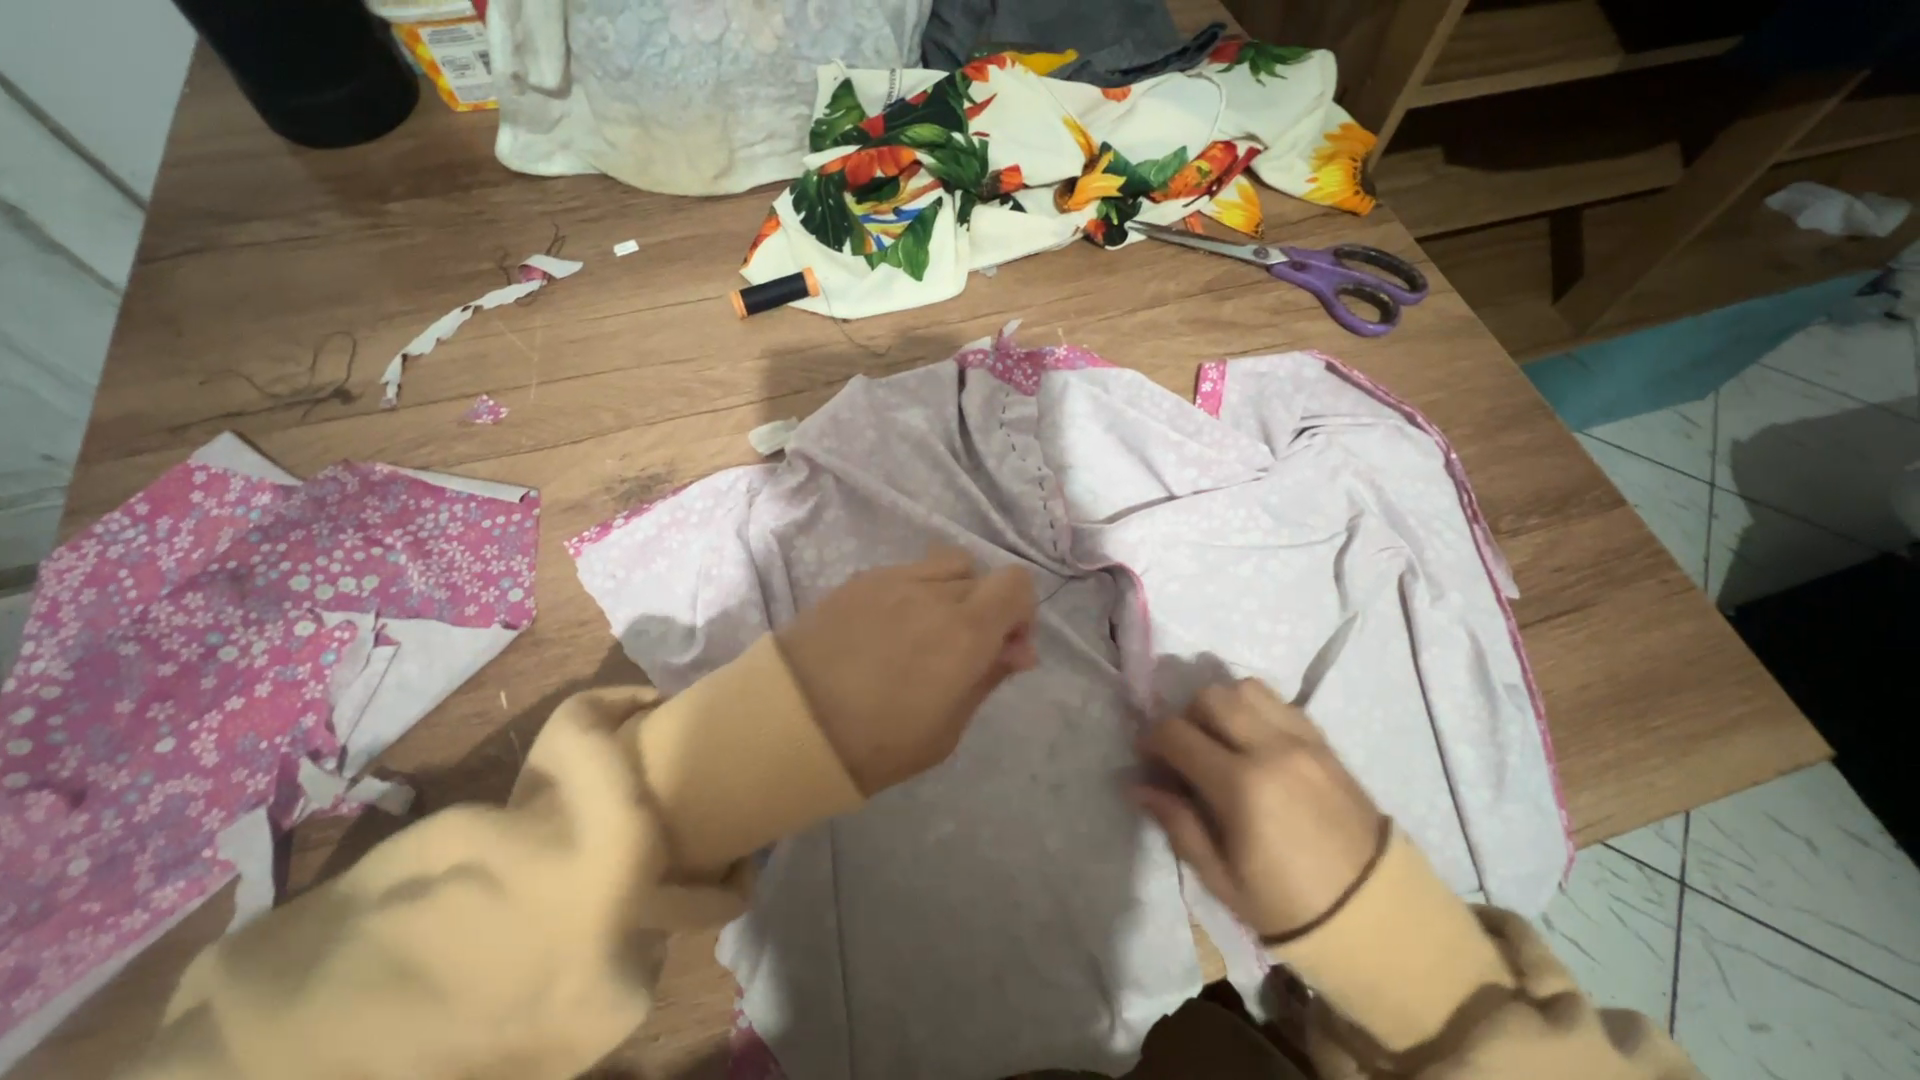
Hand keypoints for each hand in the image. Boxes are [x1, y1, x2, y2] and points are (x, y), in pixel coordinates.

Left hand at [777, 547, 1037, 794]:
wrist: (788, 725)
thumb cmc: (875, 745)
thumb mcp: (946, 730)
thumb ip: (987, 678)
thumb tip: (1018, 648)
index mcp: (964, 632)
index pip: (1017, 584)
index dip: (1021, 613)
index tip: (1004, 648)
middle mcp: (933, 593)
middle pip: (981, 577)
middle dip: (985, 608)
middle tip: (963, 650)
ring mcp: (891, 580)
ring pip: (944, 565)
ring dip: (950, 592)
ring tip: (926, 632)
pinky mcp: (857, 580)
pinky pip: (904, 571)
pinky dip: (913, 591)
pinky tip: (889, 629)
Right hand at [1136, 678, 1385, 938]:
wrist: (1371, 913)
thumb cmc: (1287, 904)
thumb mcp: (1221, 878)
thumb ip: (1178, 824)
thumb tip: (1139, 786)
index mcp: (1241, 786)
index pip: (1177, 734)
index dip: (1151, 740)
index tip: (1147, 758)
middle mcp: (1272, 749)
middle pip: (1211, 697)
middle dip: (1185, 716)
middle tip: (1183, 749)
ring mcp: (1303, 741)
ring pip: (1247, 688)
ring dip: (1222, 705)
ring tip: (1219, 739)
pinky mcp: (1325, 743)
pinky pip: (1281, 703)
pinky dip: (1257, 710)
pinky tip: (1254, 742)